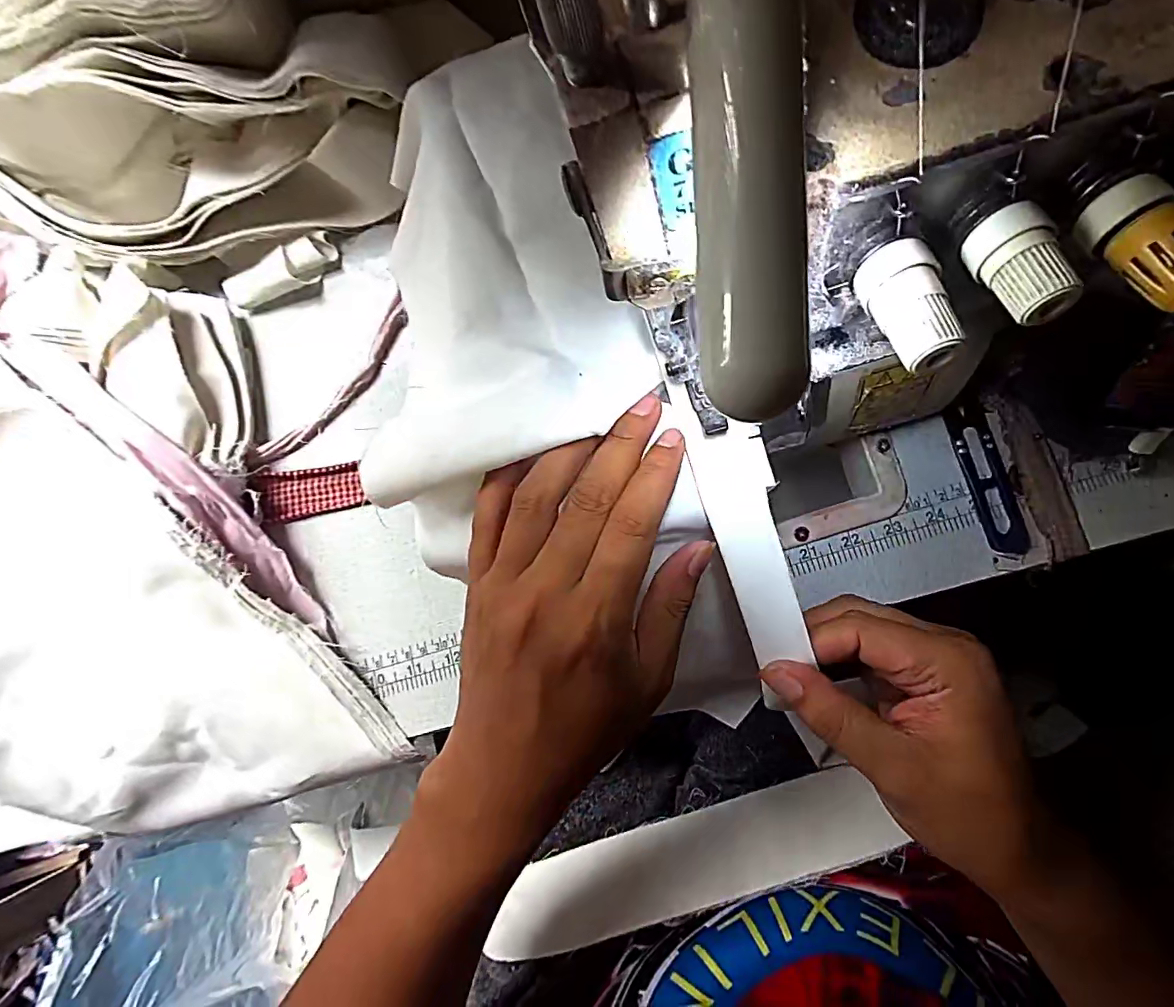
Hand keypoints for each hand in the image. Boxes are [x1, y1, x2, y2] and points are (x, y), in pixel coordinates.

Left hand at [423, 391, 714, 850]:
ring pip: (536, 495)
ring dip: (570, 449)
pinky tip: (533, 452)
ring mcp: (502, 582)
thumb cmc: (584, 730)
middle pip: (586, 497)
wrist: (502, 766)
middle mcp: (544, 590)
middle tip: (643, 408)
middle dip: (620, 444)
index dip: (655, 476)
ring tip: (599, 420)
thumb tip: (697, 548)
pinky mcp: (477, 583)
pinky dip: (510, 477)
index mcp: (593, 618)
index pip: (629, 525)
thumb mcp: (647, 681)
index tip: (673, 442)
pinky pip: (489, 517)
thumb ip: (670, 608)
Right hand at [759, 597, 1049, 898]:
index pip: (861, 626)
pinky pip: (874, 654)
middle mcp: (946, 647)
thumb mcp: (890, 765)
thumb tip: (783, 675)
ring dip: (827, 653)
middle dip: (815, 641)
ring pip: (864, 631)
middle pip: (861, 618)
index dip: (812, 642)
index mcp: (948, 660)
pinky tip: (823, 688)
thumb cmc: (972, 815)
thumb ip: (830, 713)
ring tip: (796, 682)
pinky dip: (844, 667)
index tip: (777, 666)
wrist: (1015, 847)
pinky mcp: (927, 673)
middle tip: (781, 673)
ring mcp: (938, 658)